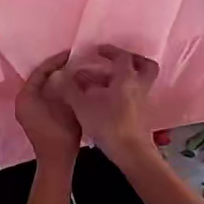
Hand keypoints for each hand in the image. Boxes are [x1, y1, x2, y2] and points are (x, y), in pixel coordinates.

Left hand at [15, 53, 79, 164]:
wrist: (57, 160)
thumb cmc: (61, 133)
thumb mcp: (67, 105)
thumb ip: (67, 86)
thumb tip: (72, 72)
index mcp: (26, 96)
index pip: (40, 71)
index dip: (56, 61)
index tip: (70, 54)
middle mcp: (21, 101)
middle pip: (38, 79)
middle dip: (55, 69)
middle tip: (72, 60)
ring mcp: (25, 110)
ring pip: (40, 88)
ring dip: (54, 80)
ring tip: (72, 71)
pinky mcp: (32, 118)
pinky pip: (41, 97)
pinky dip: (52, 90)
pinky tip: (67, 87)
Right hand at [50, 45, 156, 165]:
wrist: (130, 152)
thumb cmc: (107, 124)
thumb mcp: (82, 105)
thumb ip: (70, 89)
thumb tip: (58, 75)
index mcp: (127, 78)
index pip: (122, 56)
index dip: (109, 51)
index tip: (97, 51)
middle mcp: (139, 86)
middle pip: (145, 65)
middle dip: (133, 60)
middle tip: (116, 62)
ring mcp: (143, 101)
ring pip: (141, 81)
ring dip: (127, 78)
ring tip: (107, 83)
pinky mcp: (143, 115)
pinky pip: (136, 95)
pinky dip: (125, 93)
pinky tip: (109, 101)